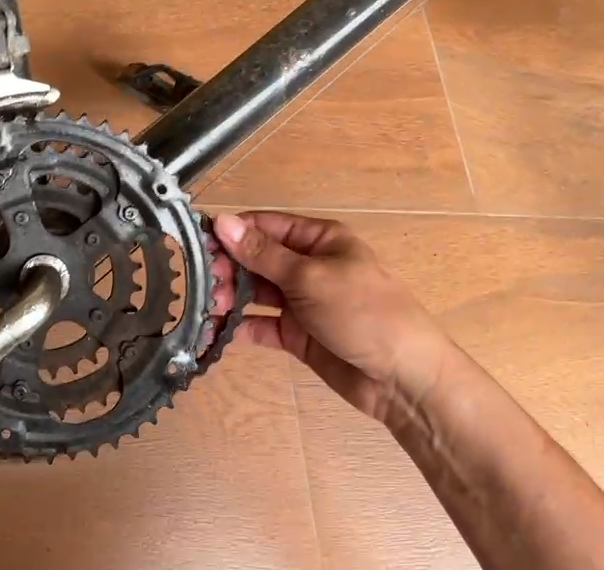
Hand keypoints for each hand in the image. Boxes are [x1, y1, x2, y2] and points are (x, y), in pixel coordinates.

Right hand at [210, 211, 455, 426]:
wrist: (406, 381)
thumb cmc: (364, 313)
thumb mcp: (310, 277)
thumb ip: (262, 253)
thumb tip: (220, 222)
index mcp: (319, 240)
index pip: (265, 225)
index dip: (232, 231)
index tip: (197, 243)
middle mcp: (308, 266)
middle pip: (255, 258)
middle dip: (227, 267)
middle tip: (201, 281)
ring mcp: (302, 301)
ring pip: (254, 291)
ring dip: (228, 296)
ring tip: (206, 306)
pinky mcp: (298, 335)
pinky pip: (261, 324)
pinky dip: (239, 326)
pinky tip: (215, 331)